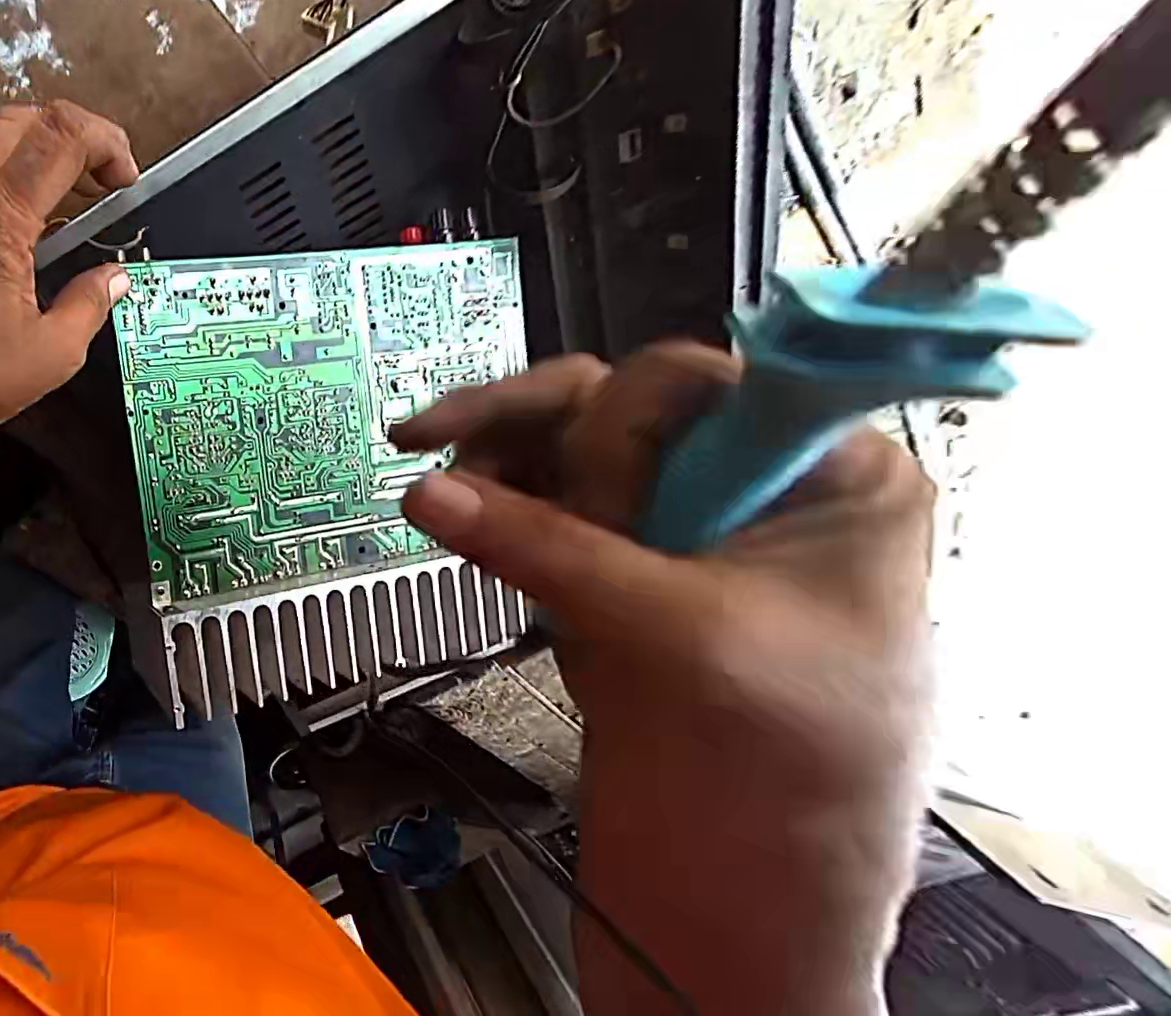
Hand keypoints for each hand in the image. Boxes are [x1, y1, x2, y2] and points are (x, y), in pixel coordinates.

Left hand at [0, 102, 138, 481]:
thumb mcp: (56, 351)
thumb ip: (91, 303)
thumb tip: (117, 277)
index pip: (55, 138)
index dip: (104, 141)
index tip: (128, 180)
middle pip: (23, 120)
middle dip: (79, 135)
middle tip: (109, 180)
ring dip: (43, 144)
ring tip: (77, 189)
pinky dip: (12, 164)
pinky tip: (37, 210)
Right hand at [393, 342, 934, 1014]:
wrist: (738, 852)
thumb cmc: (772, 752)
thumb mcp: (673, 634)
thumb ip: (544, 550)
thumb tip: (423, 492)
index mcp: (813, 468)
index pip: (698, 385)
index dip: (620, 417)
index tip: (571, 490)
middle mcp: (731, 466)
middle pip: (604, 399)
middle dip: (521, 424)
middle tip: (429, 442)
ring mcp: (656, 502)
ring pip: (552, 437)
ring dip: (488, 457)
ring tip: (447, 499)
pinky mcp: (599, 543)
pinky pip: (527, 490)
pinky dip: (486, 500)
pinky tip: (461, 523)